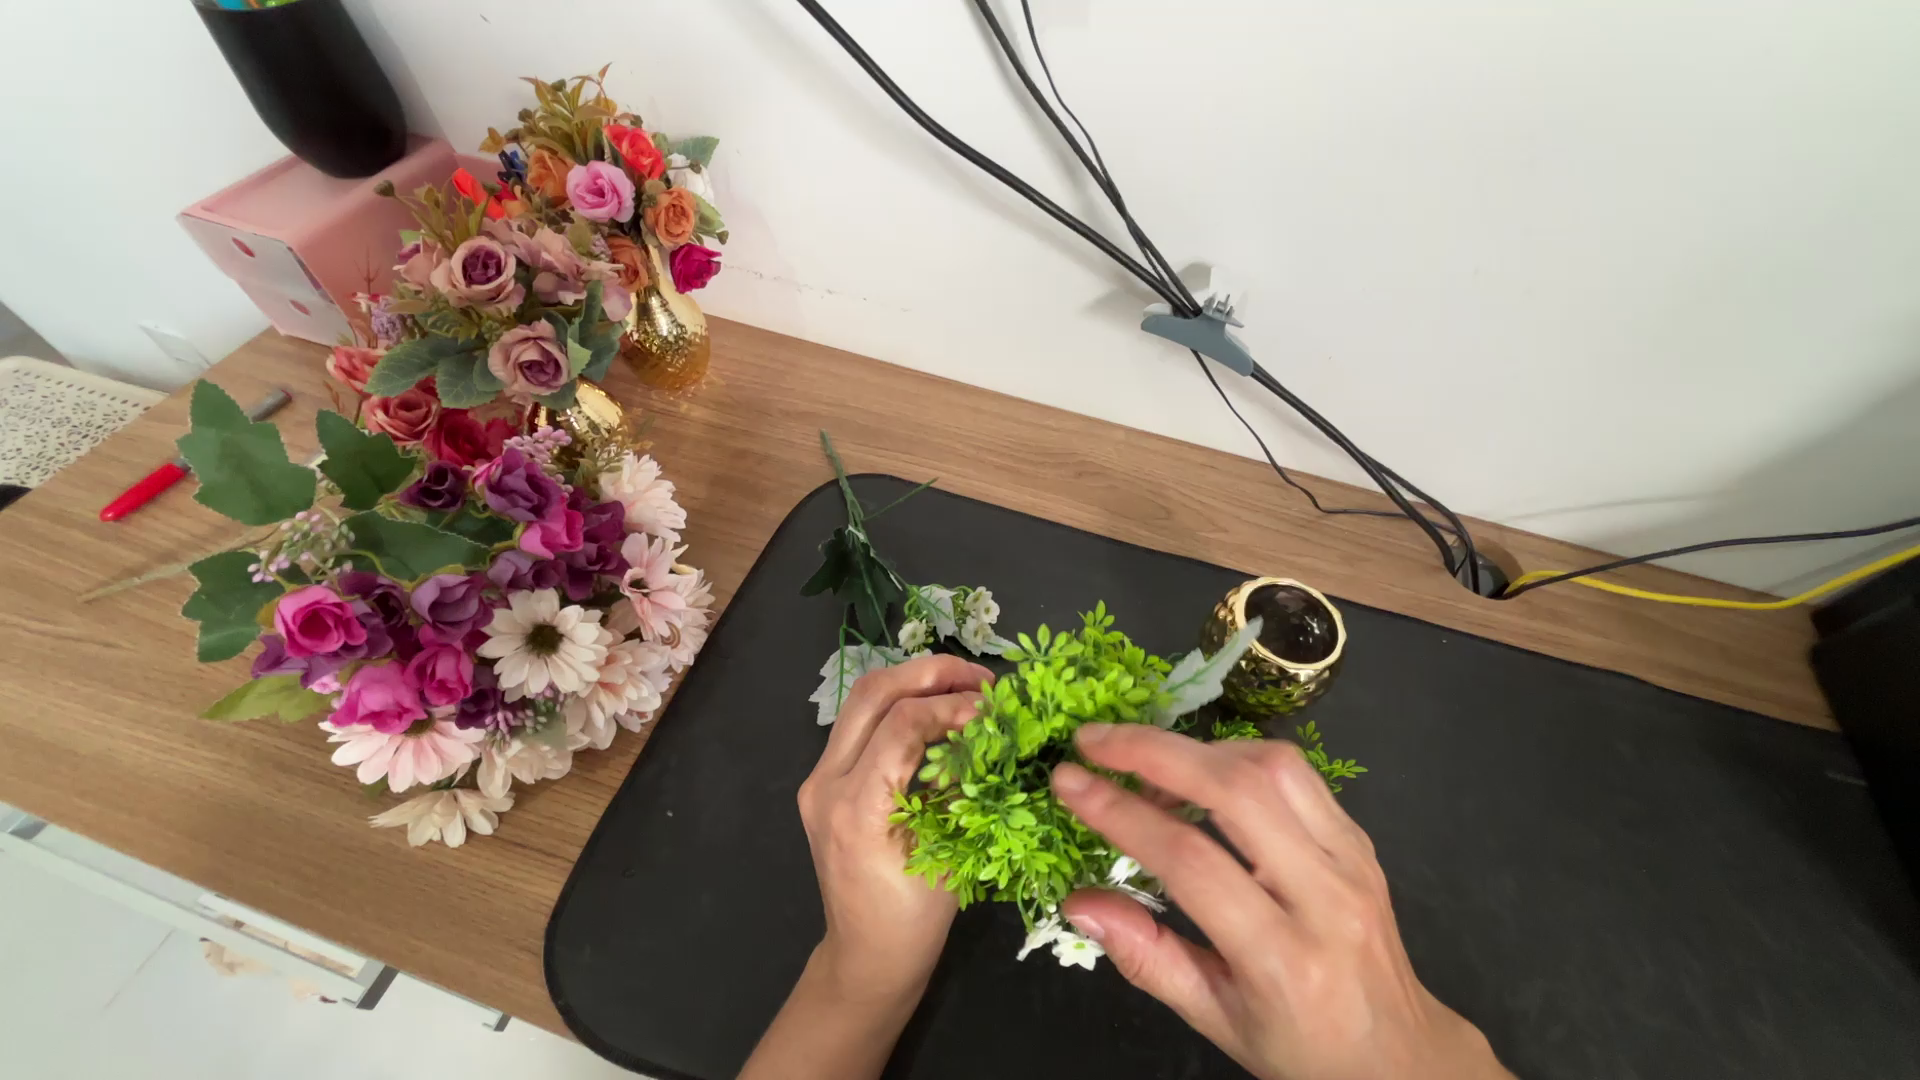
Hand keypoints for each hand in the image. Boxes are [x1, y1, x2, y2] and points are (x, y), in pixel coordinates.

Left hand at [797, 653, 992, 997]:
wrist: (865, 956)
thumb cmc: (913, 920)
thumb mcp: (950, 852)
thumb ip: (961, 785)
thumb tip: (987, 728)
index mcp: (856, 807)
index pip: (901, 723)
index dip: (952, 704)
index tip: (993, 708)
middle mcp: (825, 783)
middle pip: (873, 692)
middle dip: (931, 672)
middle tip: (982, 678)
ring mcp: (818, 777)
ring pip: (862, 698)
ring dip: (915, 681)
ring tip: (965, 685)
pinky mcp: (825, 778)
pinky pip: (862, 721)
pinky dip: (902, 703)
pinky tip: (938, 710)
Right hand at [1053, 724, 1509, 1079]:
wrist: (1403, 1056)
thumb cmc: (1298, 1046)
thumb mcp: (1214, 1018)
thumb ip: (1144, 956)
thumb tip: (1077, 900)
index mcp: (1283, 960)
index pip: (1192, 862)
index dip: (1122, 814)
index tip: (1068, 782)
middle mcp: (1326, 896)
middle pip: (1235, 791)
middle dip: (1152, 752)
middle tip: (1093, 741)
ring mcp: (1351, 858)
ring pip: (1269, 765)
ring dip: (1193, 749)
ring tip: (1141, 762)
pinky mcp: (1359, 836)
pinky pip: (1293, 771)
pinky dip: (1232, 755)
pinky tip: (1198, 771)